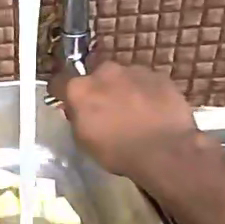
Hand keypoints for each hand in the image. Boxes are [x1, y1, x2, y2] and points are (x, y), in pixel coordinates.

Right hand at [49, 61, 205, 183]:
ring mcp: (134, 72)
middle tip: (106, 108)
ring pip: (122, 76)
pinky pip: (147, 81)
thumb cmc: (117, 151)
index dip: (62, 93)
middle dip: (98, 88)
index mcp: (79, 89)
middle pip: (95, 75)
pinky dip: (146, 92)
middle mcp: (104, 72)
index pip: (59, 82)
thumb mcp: (84, 139)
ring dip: (123, 88)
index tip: (66, 102)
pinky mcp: (160, 77)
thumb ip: (77, 117)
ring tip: (134, 110)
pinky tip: (153, 110)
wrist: (165, 152)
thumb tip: (78, 109)